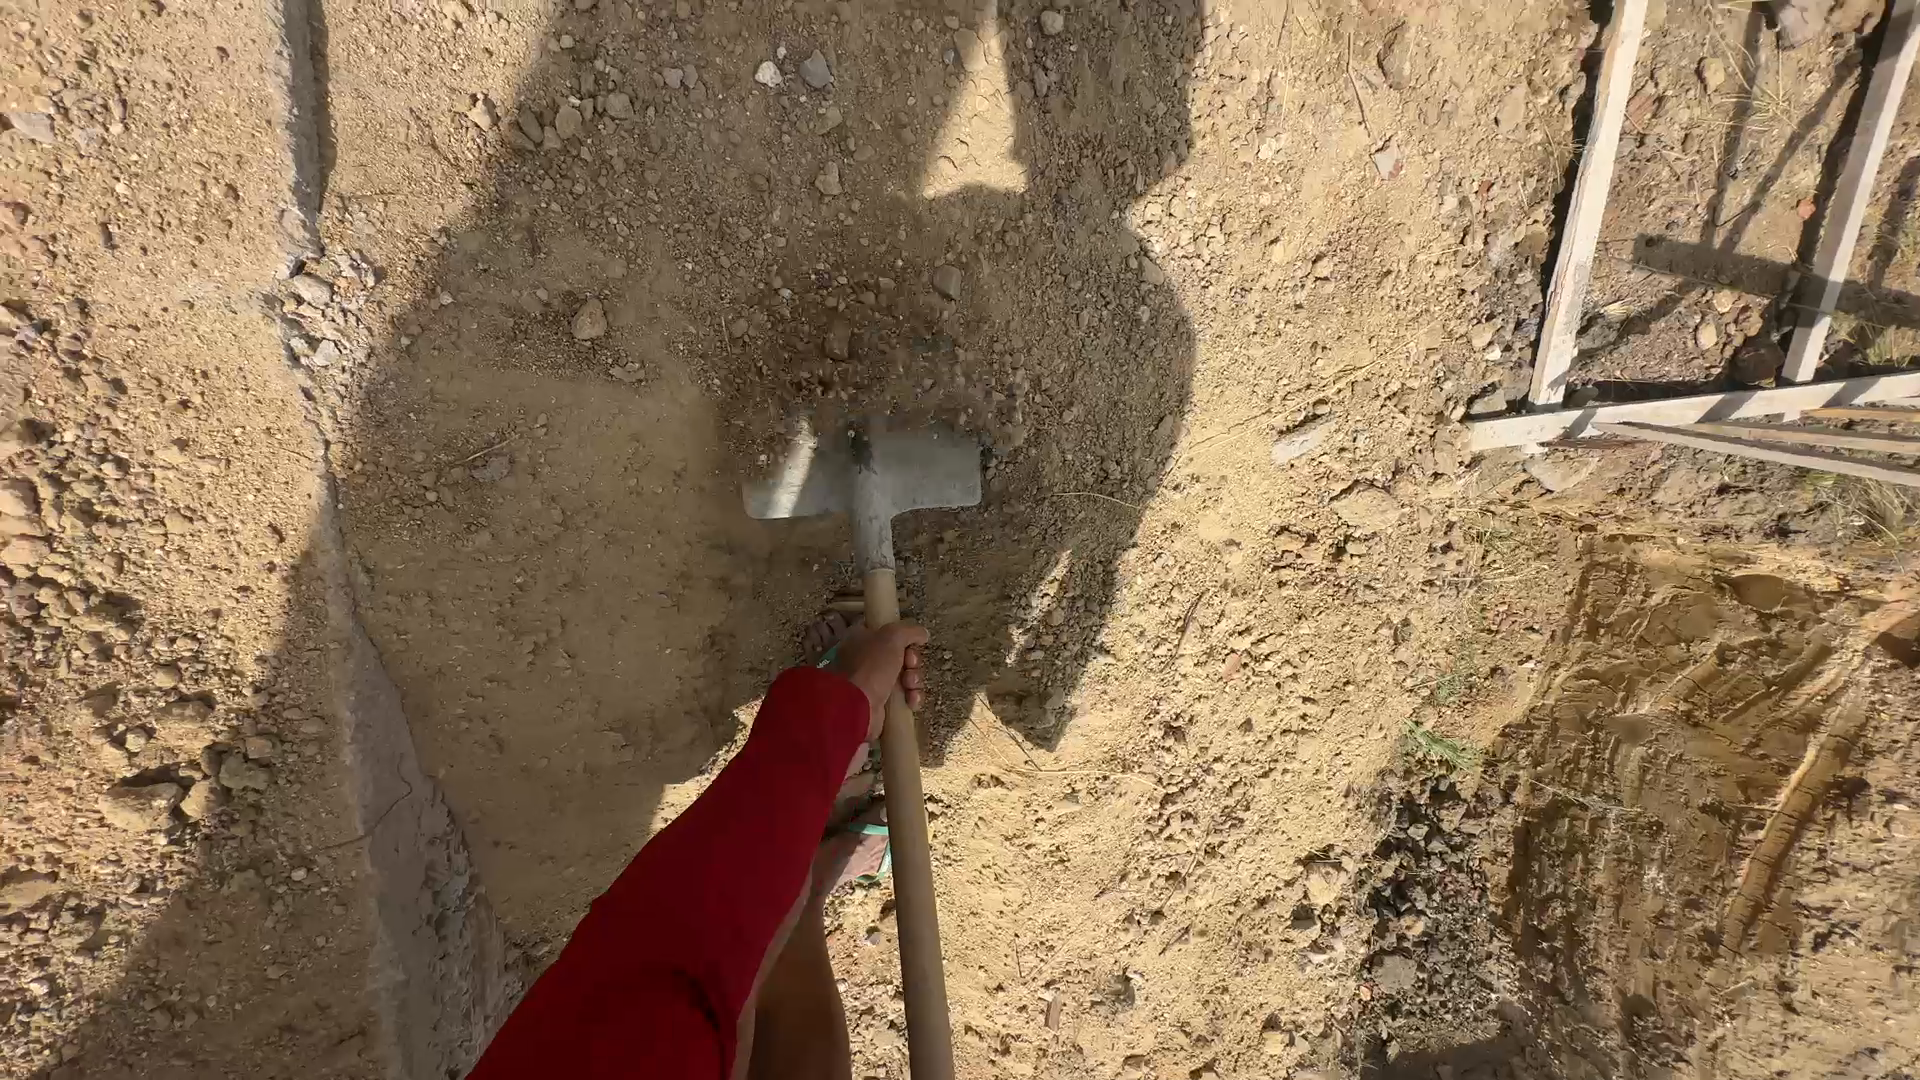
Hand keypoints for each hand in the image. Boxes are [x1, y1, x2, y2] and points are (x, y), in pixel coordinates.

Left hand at [828, 621, 928, 740]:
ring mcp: (873, 682)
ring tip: (909, 686)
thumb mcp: (892, 637)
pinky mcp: (882, 702)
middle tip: (910, 665)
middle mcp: (865, 659)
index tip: (910, 643)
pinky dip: (911, 697)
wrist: (856, 707)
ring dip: (914, 680)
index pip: (887, 630)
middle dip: (912, 661)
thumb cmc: (871, 666)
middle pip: (901, 654)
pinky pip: (904, 695)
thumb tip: (923, 634)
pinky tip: (911, 701)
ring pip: (905, 675)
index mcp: (861, 638)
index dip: (903, 636)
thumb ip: (910, 630)